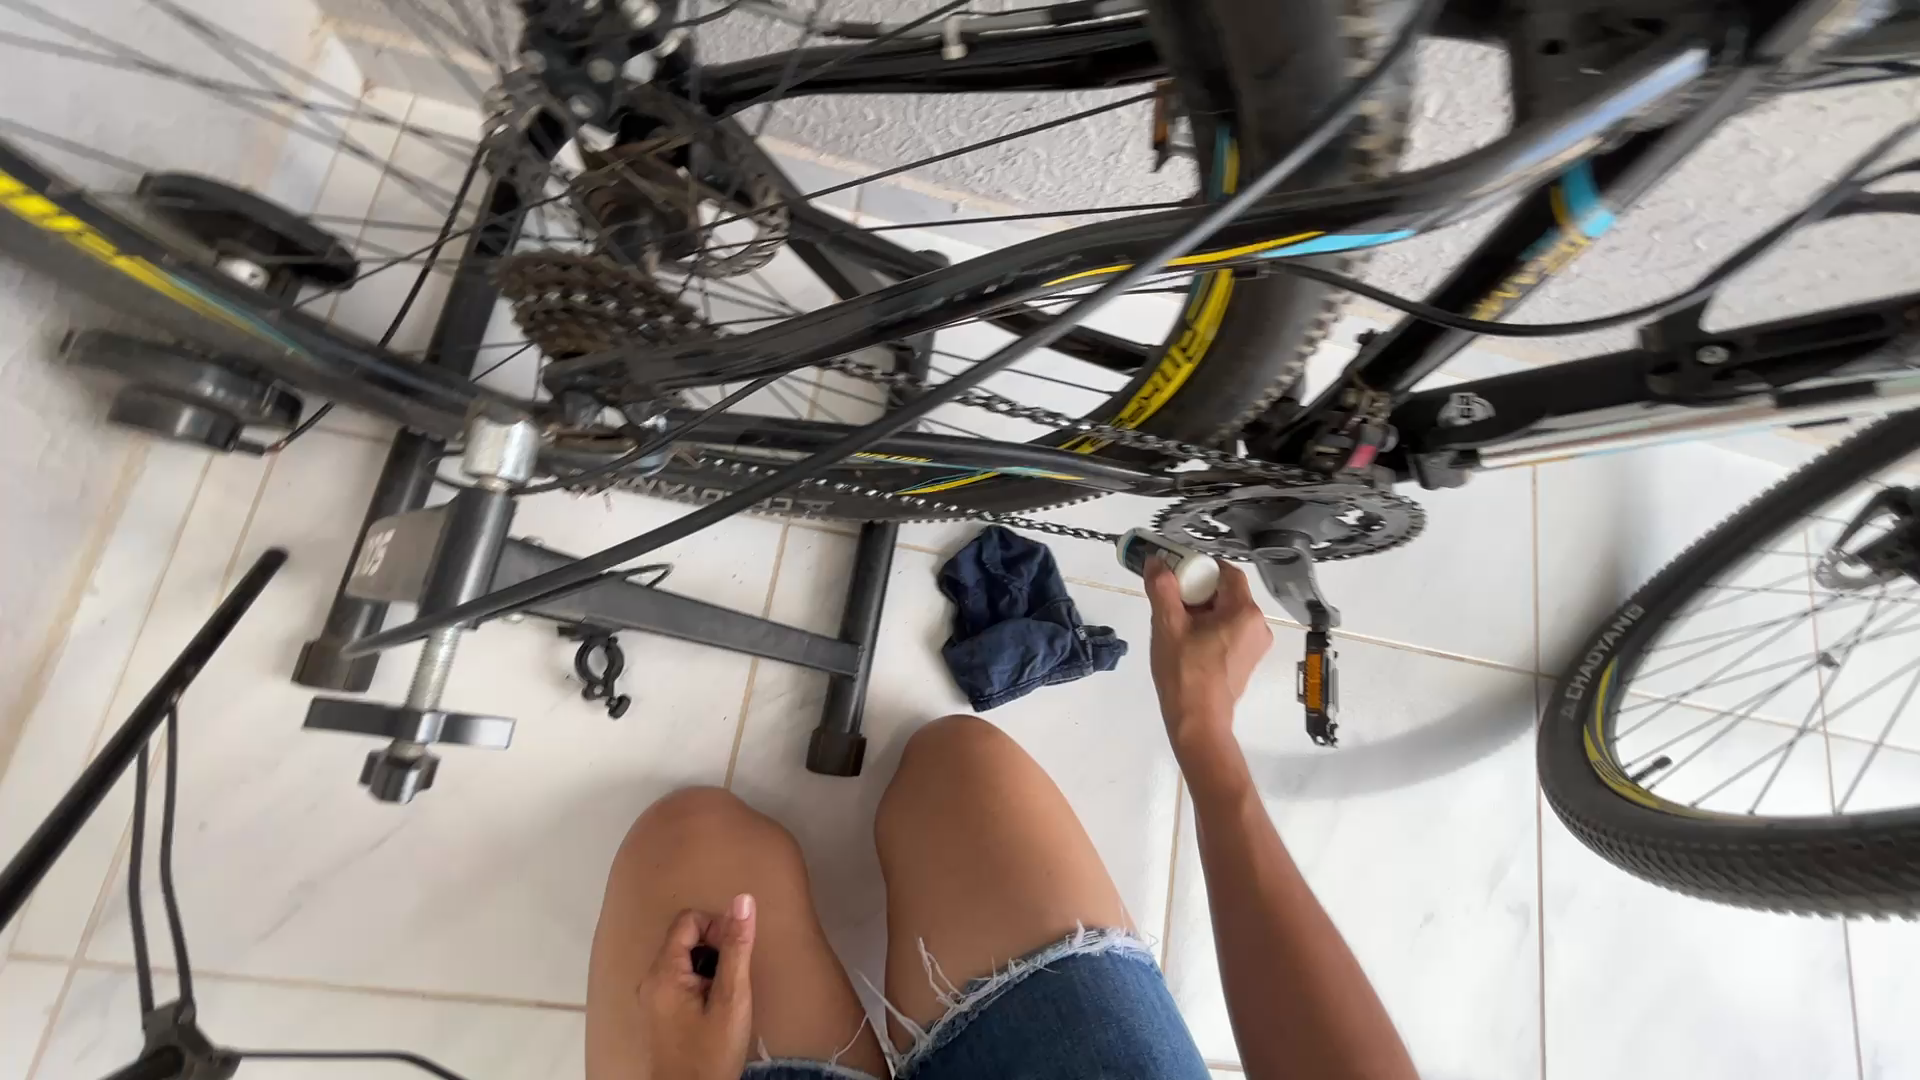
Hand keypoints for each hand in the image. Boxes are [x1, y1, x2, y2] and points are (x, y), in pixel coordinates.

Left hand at [632, 894, 757, 1079]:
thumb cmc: (712, 1053)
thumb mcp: (731, 998)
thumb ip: (736, 947)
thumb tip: (743, 899)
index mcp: (663, 974)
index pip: (688, 920)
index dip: (716, 926)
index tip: (735, 953)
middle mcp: (649, 981)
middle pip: (685, 937)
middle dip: (714, 946)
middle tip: (733, 976)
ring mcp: (651, 999)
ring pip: (684, 958)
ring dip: (709, 965)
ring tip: (725, 994)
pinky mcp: (657, 1014)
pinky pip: (679, 978)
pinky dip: (700, 981)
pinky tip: (714, 1007)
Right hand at [1143, 558, 1272, 758]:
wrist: (1197, 721)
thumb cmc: (1183, 672)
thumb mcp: (1167, 625)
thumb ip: (1162, 588)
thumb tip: (1157, 560)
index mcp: (1244, 612)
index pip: (1226, 572)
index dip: (1200, 567)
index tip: (1176, 574)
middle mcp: (1258, 625)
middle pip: (1227, 592)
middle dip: (1198, 590)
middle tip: (1170, 599)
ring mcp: (1256, 645)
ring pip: (1227, 612)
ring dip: (1202, 609)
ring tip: (1176, 621)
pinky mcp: (1247, 660)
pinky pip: (1230, 630)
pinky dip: (1210, 627)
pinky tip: (1188, 639)